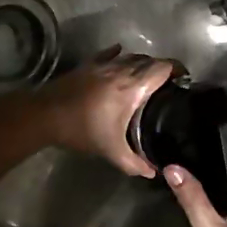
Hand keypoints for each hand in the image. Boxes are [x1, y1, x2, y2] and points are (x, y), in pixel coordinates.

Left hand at [37, 48, 176, 177]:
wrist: (43, 115)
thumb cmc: (81, 131)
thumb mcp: (111, 151)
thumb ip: (134, 163)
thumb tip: (152, 173)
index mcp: (131, 87)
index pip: (162, 67)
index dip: (177, 69)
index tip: (184, 80)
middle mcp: (118, 70)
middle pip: (147, 60)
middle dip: (160, 68)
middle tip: (166, 84)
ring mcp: (99, 66)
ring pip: (127, 56)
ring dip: (139, 62)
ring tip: (144, 77)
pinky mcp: (84, 66)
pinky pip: (105, 54)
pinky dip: (116, 54)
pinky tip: (119, 56)